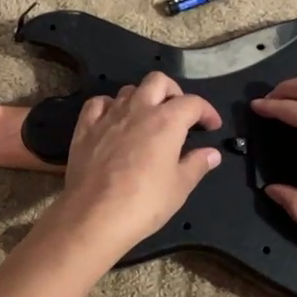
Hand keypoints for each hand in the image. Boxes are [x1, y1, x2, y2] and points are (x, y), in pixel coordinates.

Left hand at [54, 72, 223, 251]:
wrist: (95, 215)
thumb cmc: (144, 203)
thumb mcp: (179, 187)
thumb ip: (197, 165)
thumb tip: (212, 153)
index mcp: (166, 121)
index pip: (192, 102)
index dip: (206, 111)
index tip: (211, 126)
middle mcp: (138, 109)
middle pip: (158, 81)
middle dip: (173, 91)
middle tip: (179, 114)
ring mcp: (108, 116)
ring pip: (128, 90)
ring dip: (143, 98)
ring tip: (148, 119)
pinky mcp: (85, 127)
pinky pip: (98, 104)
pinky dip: (109, 106)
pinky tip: (114, 120)